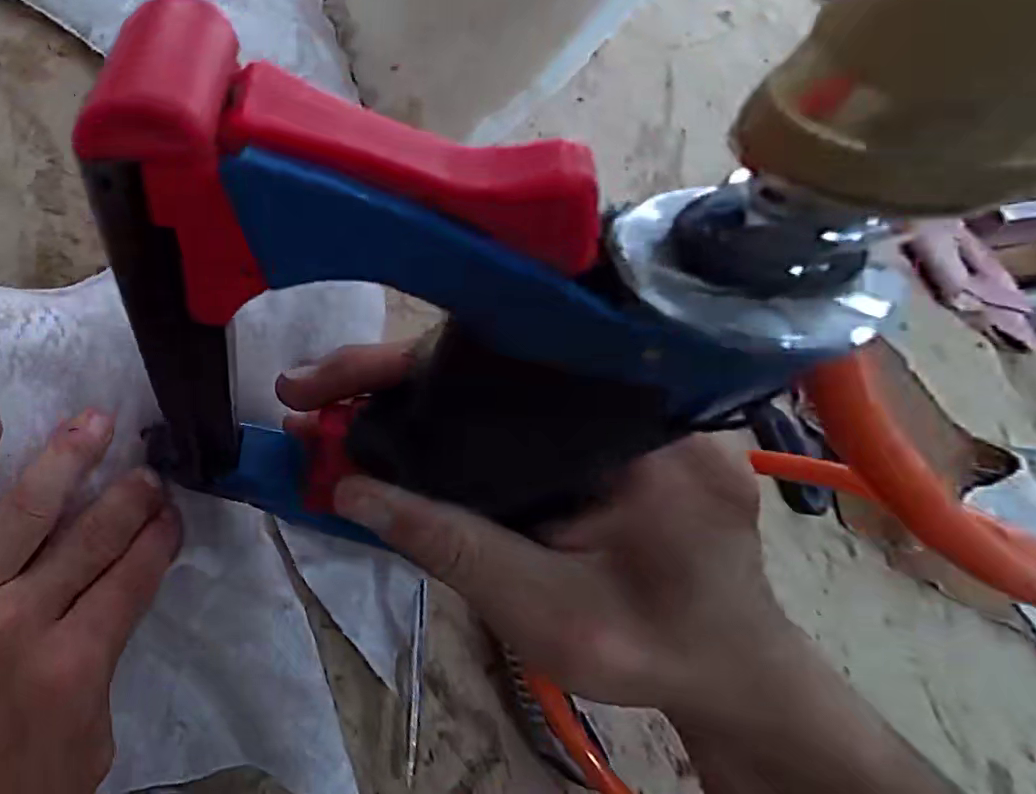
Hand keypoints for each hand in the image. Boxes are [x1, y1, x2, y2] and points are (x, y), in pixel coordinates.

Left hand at [0, 409, 182, 793]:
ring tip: (96, 420)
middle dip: (132, 496)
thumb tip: (115, 595)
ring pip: (26, 510)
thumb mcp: (87, 749)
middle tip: (151, 470)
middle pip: (93, 536)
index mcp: (74, 667)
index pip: (133, 578)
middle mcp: (23, 623)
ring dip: (68, 458)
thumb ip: (105, 667)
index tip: (172, 512)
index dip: (160, 538)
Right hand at [278, 342, 801, 716]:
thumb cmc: (654, 649)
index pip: (496, 367)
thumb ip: (451, 546)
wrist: (731, 675)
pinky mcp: (589, 418)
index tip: (320, 382)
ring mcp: (607, 399)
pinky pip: (506, 401)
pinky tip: (395, 424)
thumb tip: (347, 489)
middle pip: (484, 361)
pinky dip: (445, 412)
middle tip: (304, 394)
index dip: (399, 367)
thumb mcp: (549, 614)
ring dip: (408, 392)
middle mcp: (626, 391)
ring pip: (490, 378)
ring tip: (330, 409)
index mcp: (634, 428)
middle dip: (384, 375)